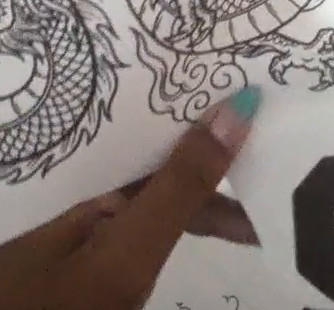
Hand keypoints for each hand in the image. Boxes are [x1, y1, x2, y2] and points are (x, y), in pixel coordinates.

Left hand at [0, 86, 260, 309]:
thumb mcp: (126, 256)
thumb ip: (179, 185)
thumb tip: (240, 103)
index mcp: (63, 166)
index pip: (134, 108)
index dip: (190, 91)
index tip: (248, 77)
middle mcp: (68, 181)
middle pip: (146, 143)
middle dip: (205, 134)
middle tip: (271, 119)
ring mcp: (77, 222)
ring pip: (153, 183)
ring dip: (207, 186)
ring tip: (267, 186)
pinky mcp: (90, 254)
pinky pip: (148, 217)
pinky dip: (189, 218)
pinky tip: (228, 225)